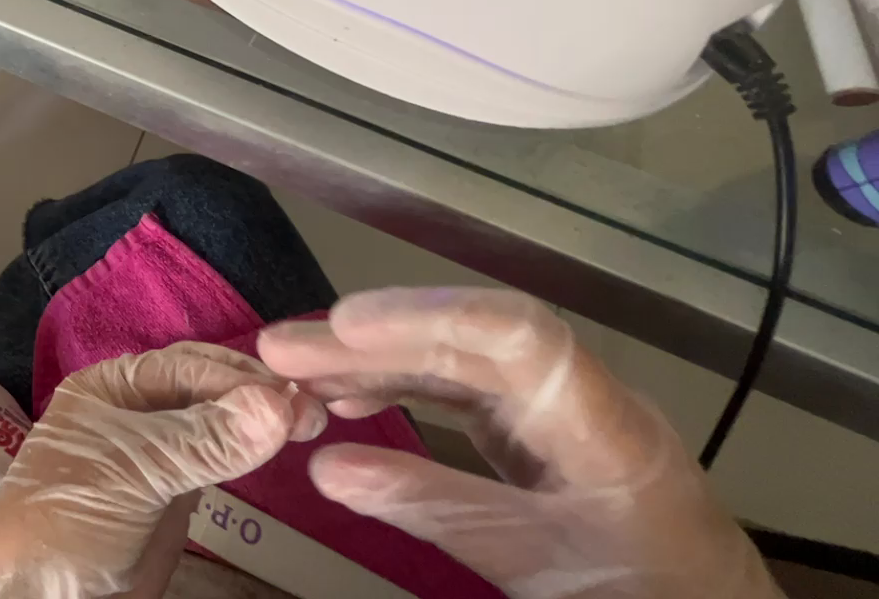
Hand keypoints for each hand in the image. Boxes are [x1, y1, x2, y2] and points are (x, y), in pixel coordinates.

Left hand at [0, 341, 325, 598]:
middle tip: (314, 411)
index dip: (237, 377)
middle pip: (202, 388)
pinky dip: (244, 452)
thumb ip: (203, 439)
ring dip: (254, 422)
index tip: (295, 395)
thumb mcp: (134, 470)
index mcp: (110, 385)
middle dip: (251, 394)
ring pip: (212, 422)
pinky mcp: (171, 491)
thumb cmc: (72, 515)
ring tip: (309, 427)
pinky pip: (214, 459)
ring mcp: (154, 450)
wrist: (42, 594)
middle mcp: (133, 408)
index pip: (184, 366)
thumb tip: (280, 405)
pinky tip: (275, 449)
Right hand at [257, 288, 781, 598]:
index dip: (426, 316)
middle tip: (280, 349)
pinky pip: (451, 387)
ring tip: (294, 370)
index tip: (342, 326)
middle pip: (462, 340)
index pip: (520, 336)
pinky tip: (344, 398)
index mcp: (606, 430)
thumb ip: (434, 508)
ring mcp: (550, 405)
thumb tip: (323, 465)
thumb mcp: (538, 569)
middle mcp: (577, 396)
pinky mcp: (527, 424)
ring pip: (448, 357)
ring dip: (367, 359)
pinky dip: (391, 386)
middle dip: (365, 341)